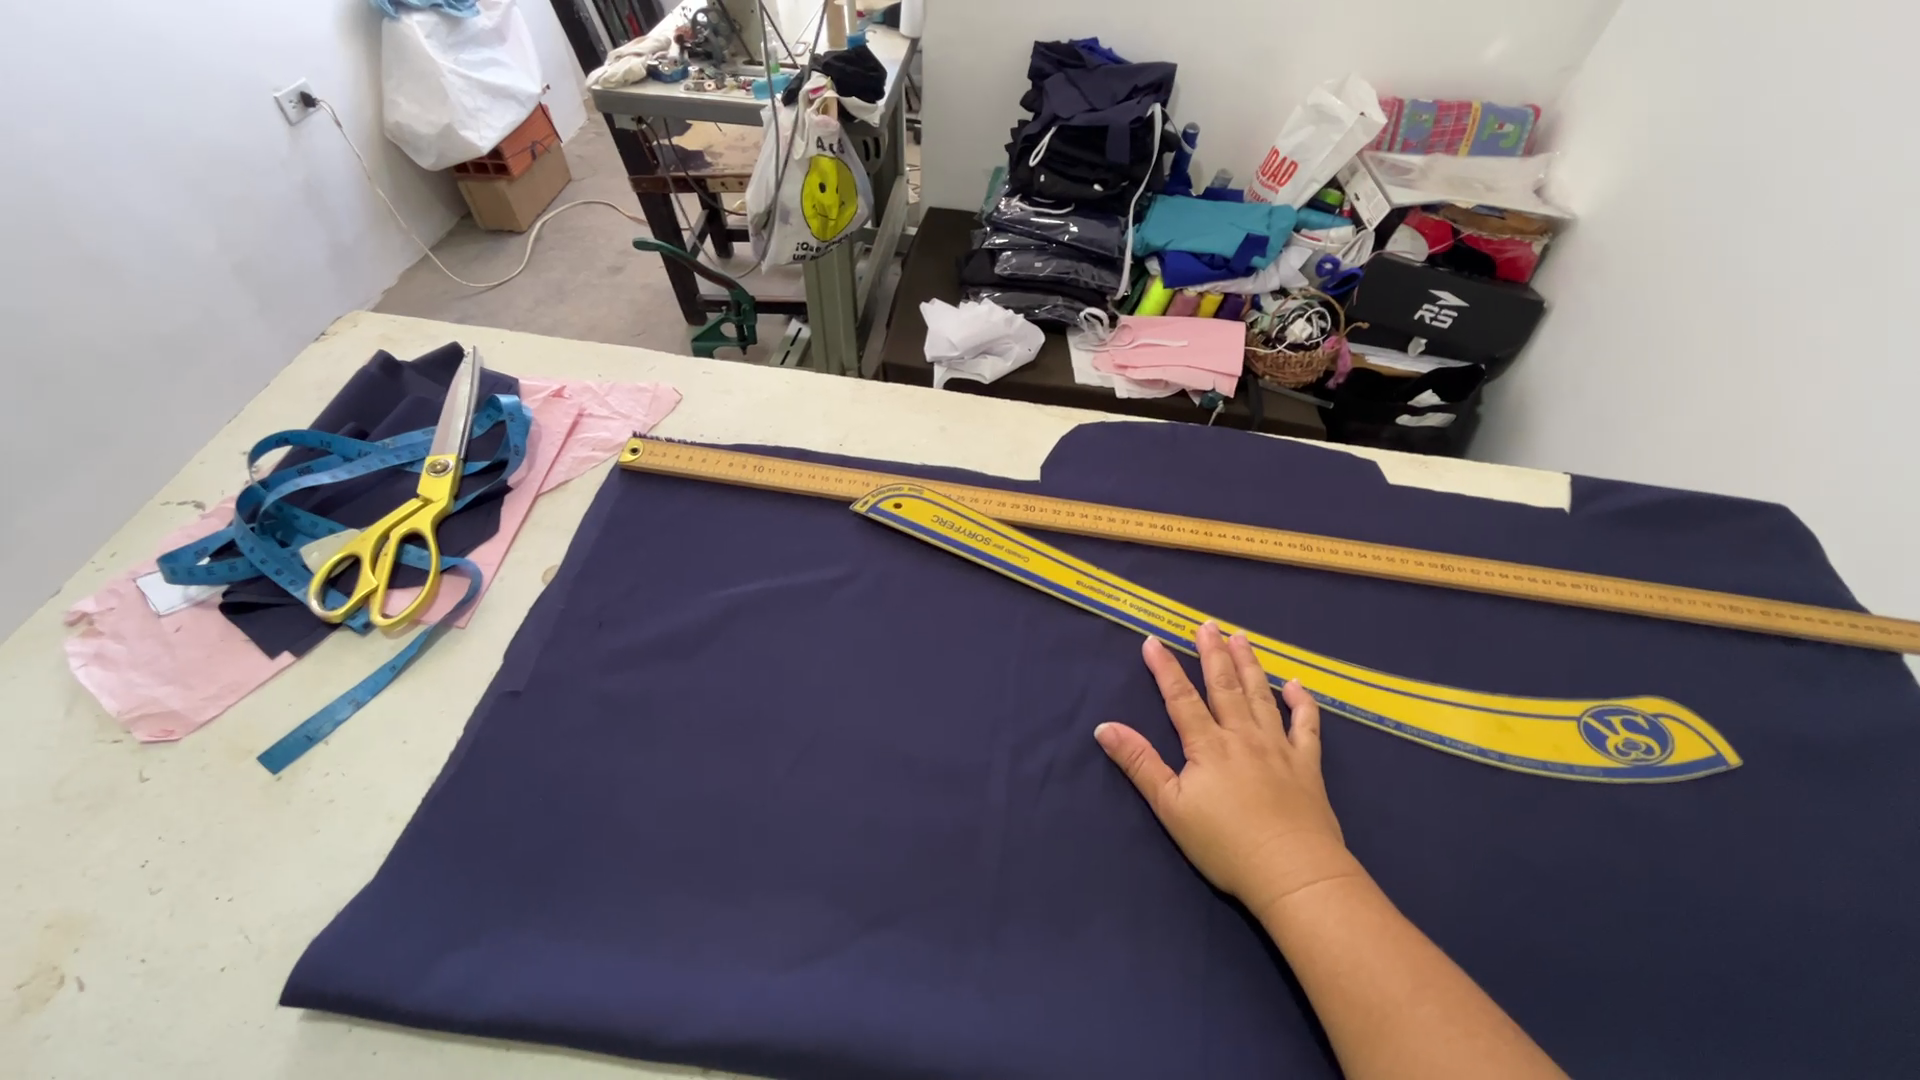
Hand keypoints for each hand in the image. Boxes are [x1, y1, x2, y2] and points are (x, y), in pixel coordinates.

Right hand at [1095, 622, 1360, 915]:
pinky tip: (1296, 684)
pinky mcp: (1307, 765)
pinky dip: (1301, 703)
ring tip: (1240, 638)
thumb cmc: (1224, 844)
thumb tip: (1105, 727)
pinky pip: (1305, 726)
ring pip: (1261, 696)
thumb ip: (1139, 764)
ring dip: (1249, 665)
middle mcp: (1242, 736)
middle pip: (1224, 686)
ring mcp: (1278, 748)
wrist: (1292, 872)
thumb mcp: (1170, 807)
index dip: (1165, 668)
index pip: (1181, 698)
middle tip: (1207, 625)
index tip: (1153, 640)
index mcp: (1207, 745)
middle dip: (1212, 653)